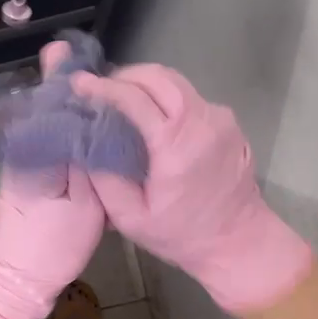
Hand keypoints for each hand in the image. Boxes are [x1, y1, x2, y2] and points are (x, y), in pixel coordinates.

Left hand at [0, 42, 107, 318]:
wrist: (16, 281)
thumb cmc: (53, 244)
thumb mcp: (84, 201)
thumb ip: (85, 154)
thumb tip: (86, 113)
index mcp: (36, 153)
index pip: (48, 104)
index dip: (60, 77)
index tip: (67, 50)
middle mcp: (23, 153)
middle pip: (45, 112)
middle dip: (63, 89)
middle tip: (84, 65)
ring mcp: (19, 167)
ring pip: (45, 129)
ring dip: (64, 110)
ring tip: (91, 94)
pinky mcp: (21, 181)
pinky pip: (44, 146)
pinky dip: (61, 135)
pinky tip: (81, 133)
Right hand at [71, 65, 312, 314]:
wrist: (239, 242)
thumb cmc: (181, 235)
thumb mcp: (130, 217)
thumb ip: (103, 178)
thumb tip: (83, 145)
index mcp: (175, 144)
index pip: (134, 97)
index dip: (102, 87)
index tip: (78, 84)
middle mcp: (202, 121)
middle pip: (158, 77)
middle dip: (123, 76)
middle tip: (98, 89)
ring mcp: (219, 118)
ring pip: (176, 81)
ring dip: (144, 83)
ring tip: (119, 98)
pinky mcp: (228, 123)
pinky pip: (190, 96)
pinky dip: (164, 95)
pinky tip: (150, 115)